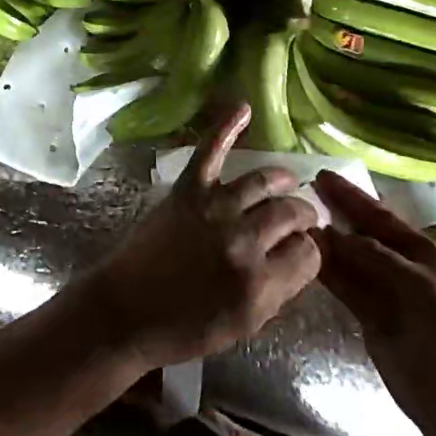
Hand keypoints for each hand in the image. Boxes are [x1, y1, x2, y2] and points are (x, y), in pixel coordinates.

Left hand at [75, 105, 320, 369]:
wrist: (126, 311)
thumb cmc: (185, 327)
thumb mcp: (244, 326)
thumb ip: (279, 291)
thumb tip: (301, 255)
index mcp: (259, 283)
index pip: (309, 253)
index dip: (309, 250)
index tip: (301, 249)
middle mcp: (244, 241)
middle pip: (291, 213)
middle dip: (303, 214)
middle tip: (301, 216)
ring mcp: (215, 208)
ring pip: (265, 181)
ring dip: (282, 179)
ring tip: (288, 182)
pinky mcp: (188, 189)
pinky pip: (212, 149)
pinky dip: (226, 125)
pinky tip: (244, 108)